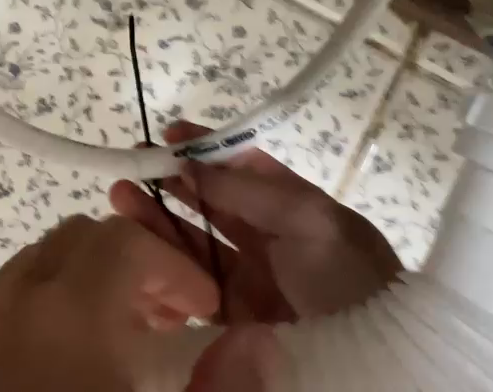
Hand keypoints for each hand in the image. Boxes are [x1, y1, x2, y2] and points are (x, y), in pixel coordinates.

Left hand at [0, 214, 219, 391]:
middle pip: (75, 240)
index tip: (208, 310)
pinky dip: (42, 308)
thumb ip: (224, 390)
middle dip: (130, 266)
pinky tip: (65, 369)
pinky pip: (1, 300)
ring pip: (35, 265)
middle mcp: (10, 300)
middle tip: (171, 321)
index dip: (174, 264)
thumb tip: (258, 339)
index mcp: (67, 311)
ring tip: (123, 344)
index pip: (122, 240)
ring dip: (84, 285)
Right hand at [108, 121, 403, 389]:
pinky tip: (138, 242)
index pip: (242, 167)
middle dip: (171, 178)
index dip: (206, 148)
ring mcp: (251, 277)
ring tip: (119, 195)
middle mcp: (269, 237)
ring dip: (156, 215)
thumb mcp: (307, 218)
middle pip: (210, 200)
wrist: (373, 358)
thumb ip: (245, 190)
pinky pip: (191, 281)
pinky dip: (163, 261)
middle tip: (132, 163)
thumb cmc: (348, 276)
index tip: (170, 133)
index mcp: (293, 207)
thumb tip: (189, 162)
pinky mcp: (235, 315)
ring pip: (193, 238)